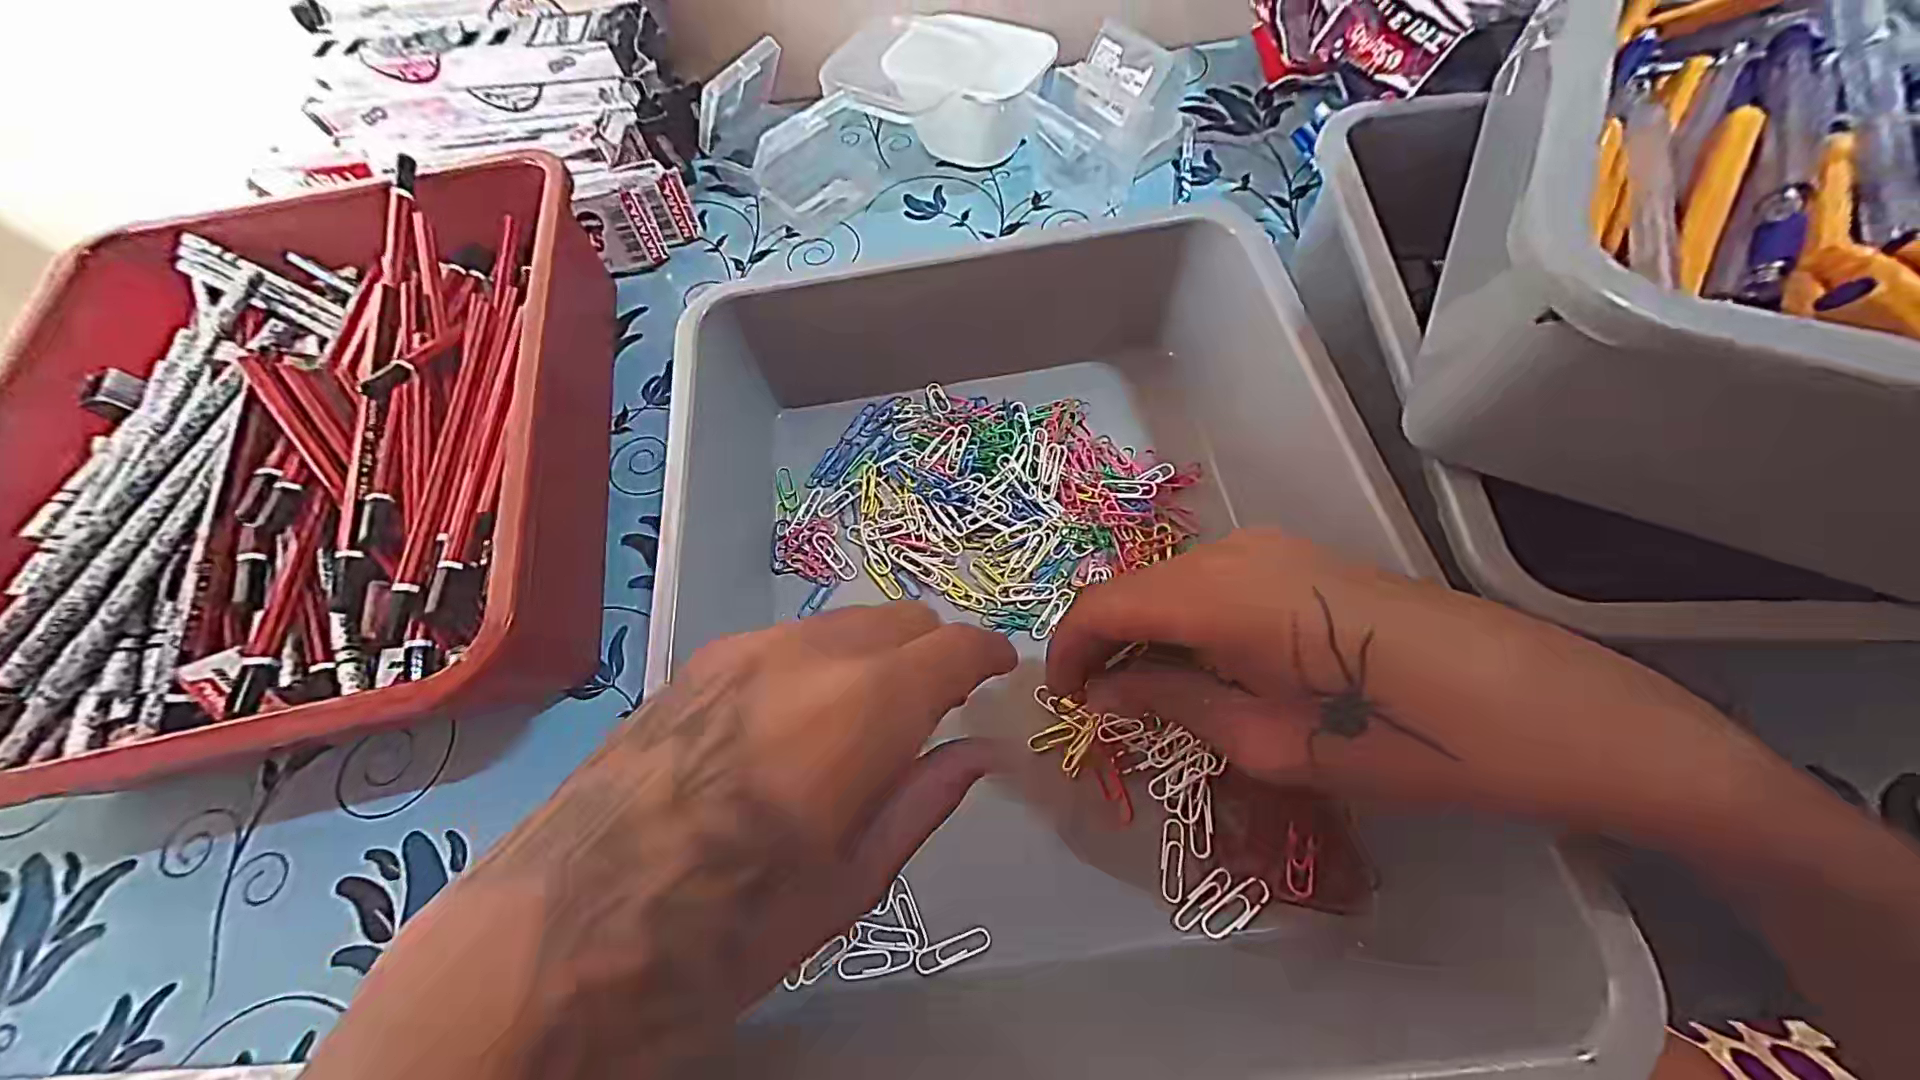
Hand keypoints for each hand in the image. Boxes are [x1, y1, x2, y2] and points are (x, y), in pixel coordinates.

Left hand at [304, 603, 1014, 1079]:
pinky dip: (826, 659)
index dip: (988, 654)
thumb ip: (925, 798)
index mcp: (860, 705)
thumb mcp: (849, 882)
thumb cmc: (721, 930)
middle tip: (940, 706)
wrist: (550, 937)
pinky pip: (792, 637)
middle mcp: (807, 653)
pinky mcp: (700, 660)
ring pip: (847, 622)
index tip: (1001, 673)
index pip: (953, 646)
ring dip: (880, 653)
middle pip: (902, 617)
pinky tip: (802, 720)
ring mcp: (745, 647)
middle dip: (936, 650)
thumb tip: (979, 750)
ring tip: (871, 717)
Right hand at [1046, 529, 1821, 853]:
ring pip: (1166, 584)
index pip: (1102, 606)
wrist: (1536, 707)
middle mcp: (1230, 550)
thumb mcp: (1264, 740)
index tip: (1065, 701)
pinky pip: (1206, 583)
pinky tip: (1200, 667)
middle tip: (1103, 707)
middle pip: (1130, 589)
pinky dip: (1181, 622)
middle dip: (1102, 645)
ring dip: (1142, 633)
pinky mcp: (1293, 558)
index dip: (1067, 652)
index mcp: (1215, 592)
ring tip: (1149, 695)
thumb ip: (1170, 703)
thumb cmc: (1395, 739)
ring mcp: (1266, 547)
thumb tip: (1102, 694)